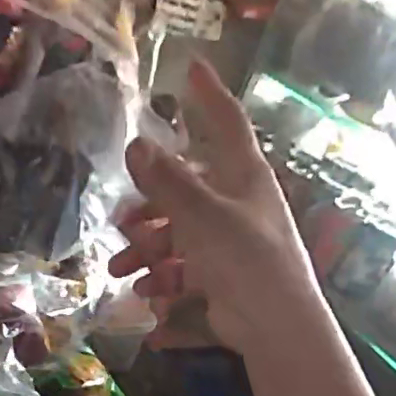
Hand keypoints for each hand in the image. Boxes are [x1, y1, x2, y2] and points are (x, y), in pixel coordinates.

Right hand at [108, 60, 327, 357]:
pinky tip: (149, 310)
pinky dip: (166, 295)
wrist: (274, 326)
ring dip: (148, 259)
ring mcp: (231, 251)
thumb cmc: (244, 259)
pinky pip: (187, 285)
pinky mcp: (224, 288)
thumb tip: (135, 145)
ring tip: (122, 275)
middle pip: (186, 199)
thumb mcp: (202, 215)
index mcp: (244, 179)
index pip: (227, 125)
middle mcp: (238, 211)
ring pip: (180, 246)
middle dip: (149, 214)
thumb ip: (168, 182)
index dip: (209, 96)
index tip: (191, 69)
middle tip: (120, 227)